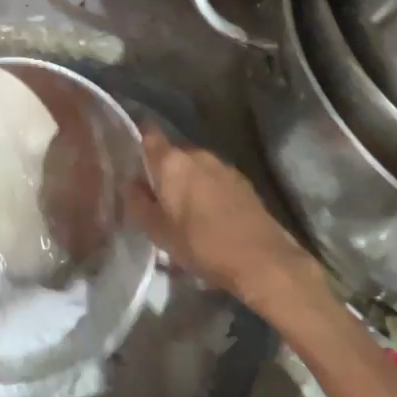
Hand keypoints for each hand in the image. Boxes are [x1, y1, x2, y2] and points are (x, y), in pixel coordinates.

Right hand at [124, 128, 323, 319]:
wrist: (263, 261)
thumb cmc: (202, 244)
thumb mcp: (158, 232)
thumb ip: (138, 204)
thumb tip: (132, 185)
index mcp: (172, 162)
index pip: (149, 134)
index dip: (139, 142)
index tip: (133, 159)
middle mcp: (197, 154)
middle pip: (173, 155)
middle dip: (164, 172)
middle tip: (158, 199)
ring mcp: (224, 167)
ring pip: (196, 169)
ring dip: (188, 184)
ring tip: (186, 213)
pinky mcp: (244, 183)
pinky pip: (216, 181)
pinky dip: (209, 192)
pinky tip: (211, 218)